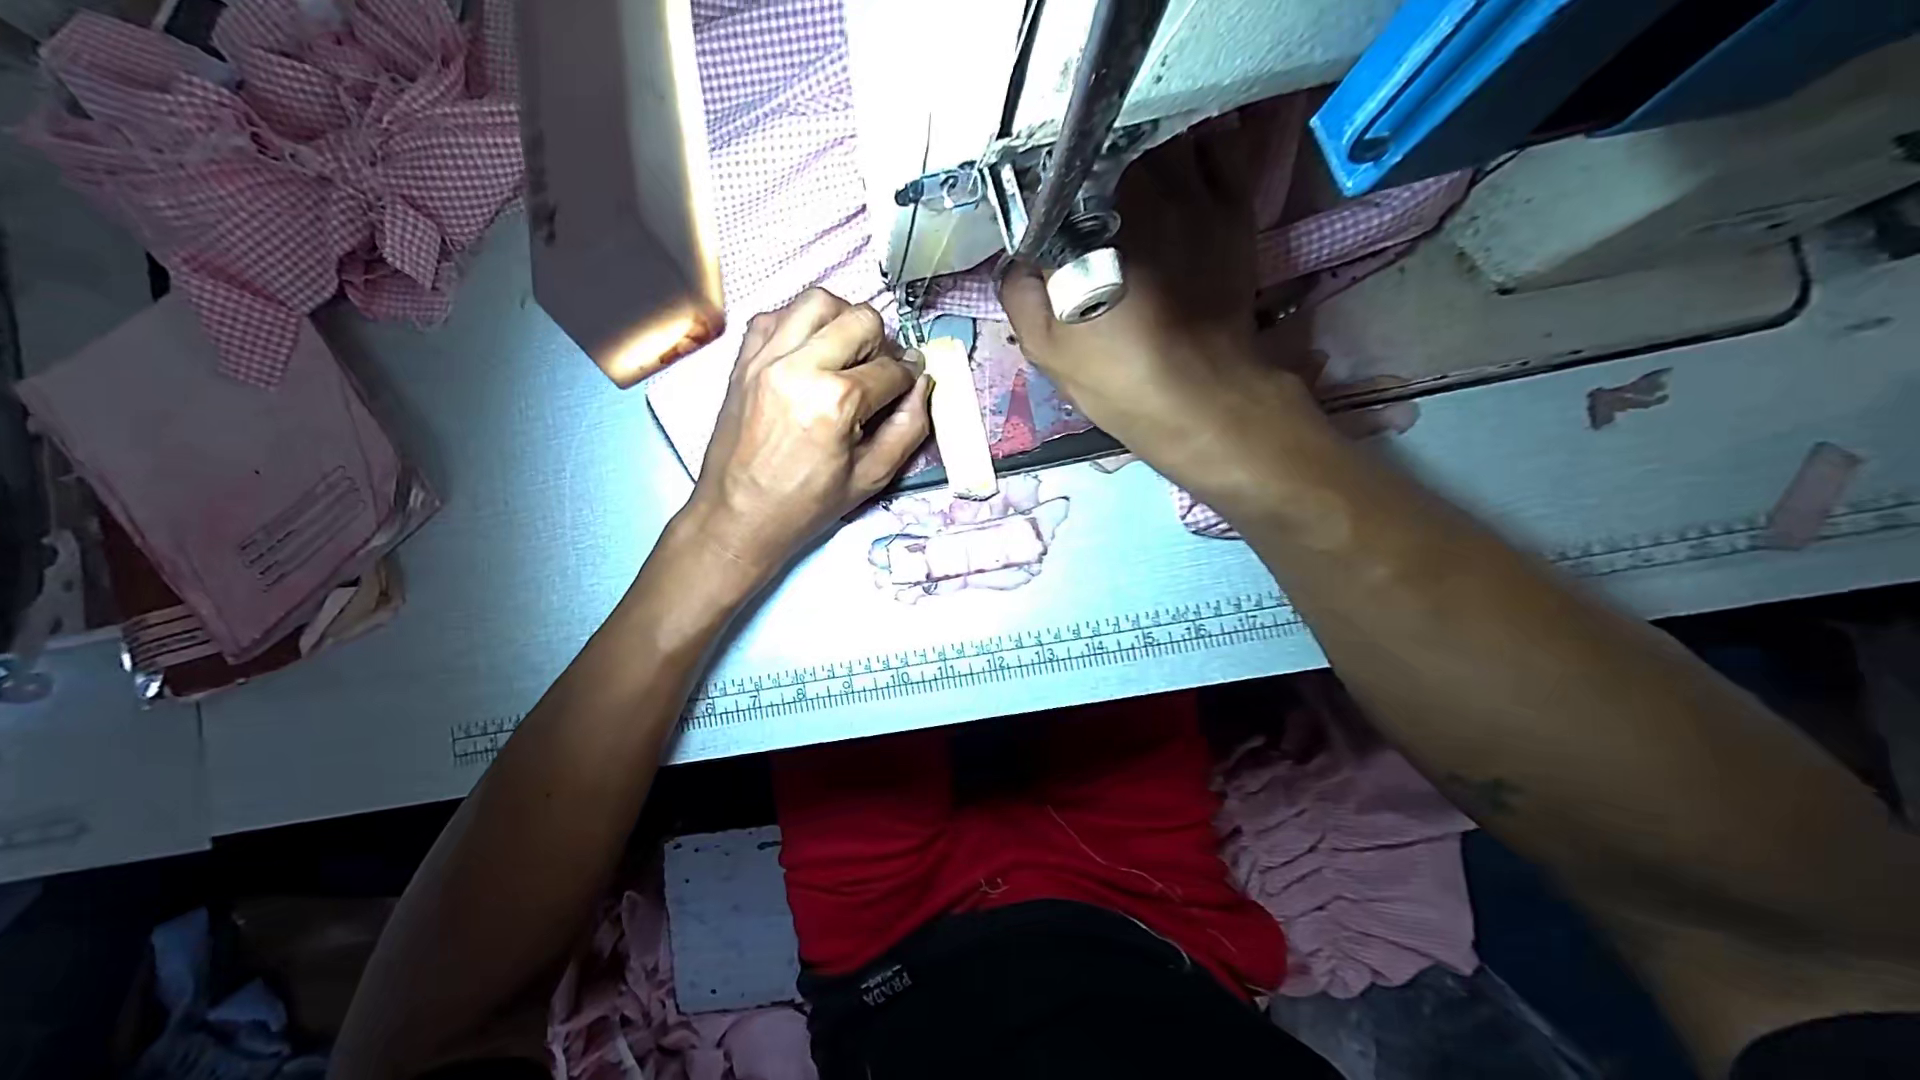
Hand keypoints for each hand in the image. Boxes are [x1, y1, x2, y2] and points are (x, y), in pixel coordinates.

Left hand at [679, 289, 931, 586]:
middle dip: (881, 343)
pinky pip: (777, 313)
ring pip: (819, 301)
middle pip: (861, 318)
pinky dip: (801, 323)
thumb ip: (909, 427)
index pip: (891, 368)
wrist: (739, 515)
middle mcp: (799, 367)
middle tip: (879, 370)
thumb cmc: (806, 504)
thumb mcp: (872, 477)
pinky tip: (810, 351)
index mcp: (835, 401)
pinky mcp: (743, 358)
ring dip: (843, 320)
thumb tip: (923, 385)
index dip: (909, 377)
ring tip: (847, 352)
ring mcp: (766, 357)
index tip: (909, 385)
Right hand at [1000, 131, 1320, 500]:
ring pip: (1157, 133)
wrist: (1203, 398)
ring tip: (1120, 166)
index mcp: (1085, 227)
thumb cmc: (1118, 377)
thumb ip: (1019, 292)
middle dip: (1086, 157)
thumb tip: (1018, 253)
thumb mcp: (1045, 348)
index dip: (1041, 183)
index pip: (1052, 177)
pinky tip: (1174, 161)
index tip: (1036, 200)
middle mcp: (1137, 193)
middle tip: (1077, 181)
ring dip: (1134, 142)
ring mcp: (1190, 193)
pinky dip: (1192, 142)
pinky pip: (1216, 145)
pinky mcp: (1231, 205)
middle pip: (1105, 142)